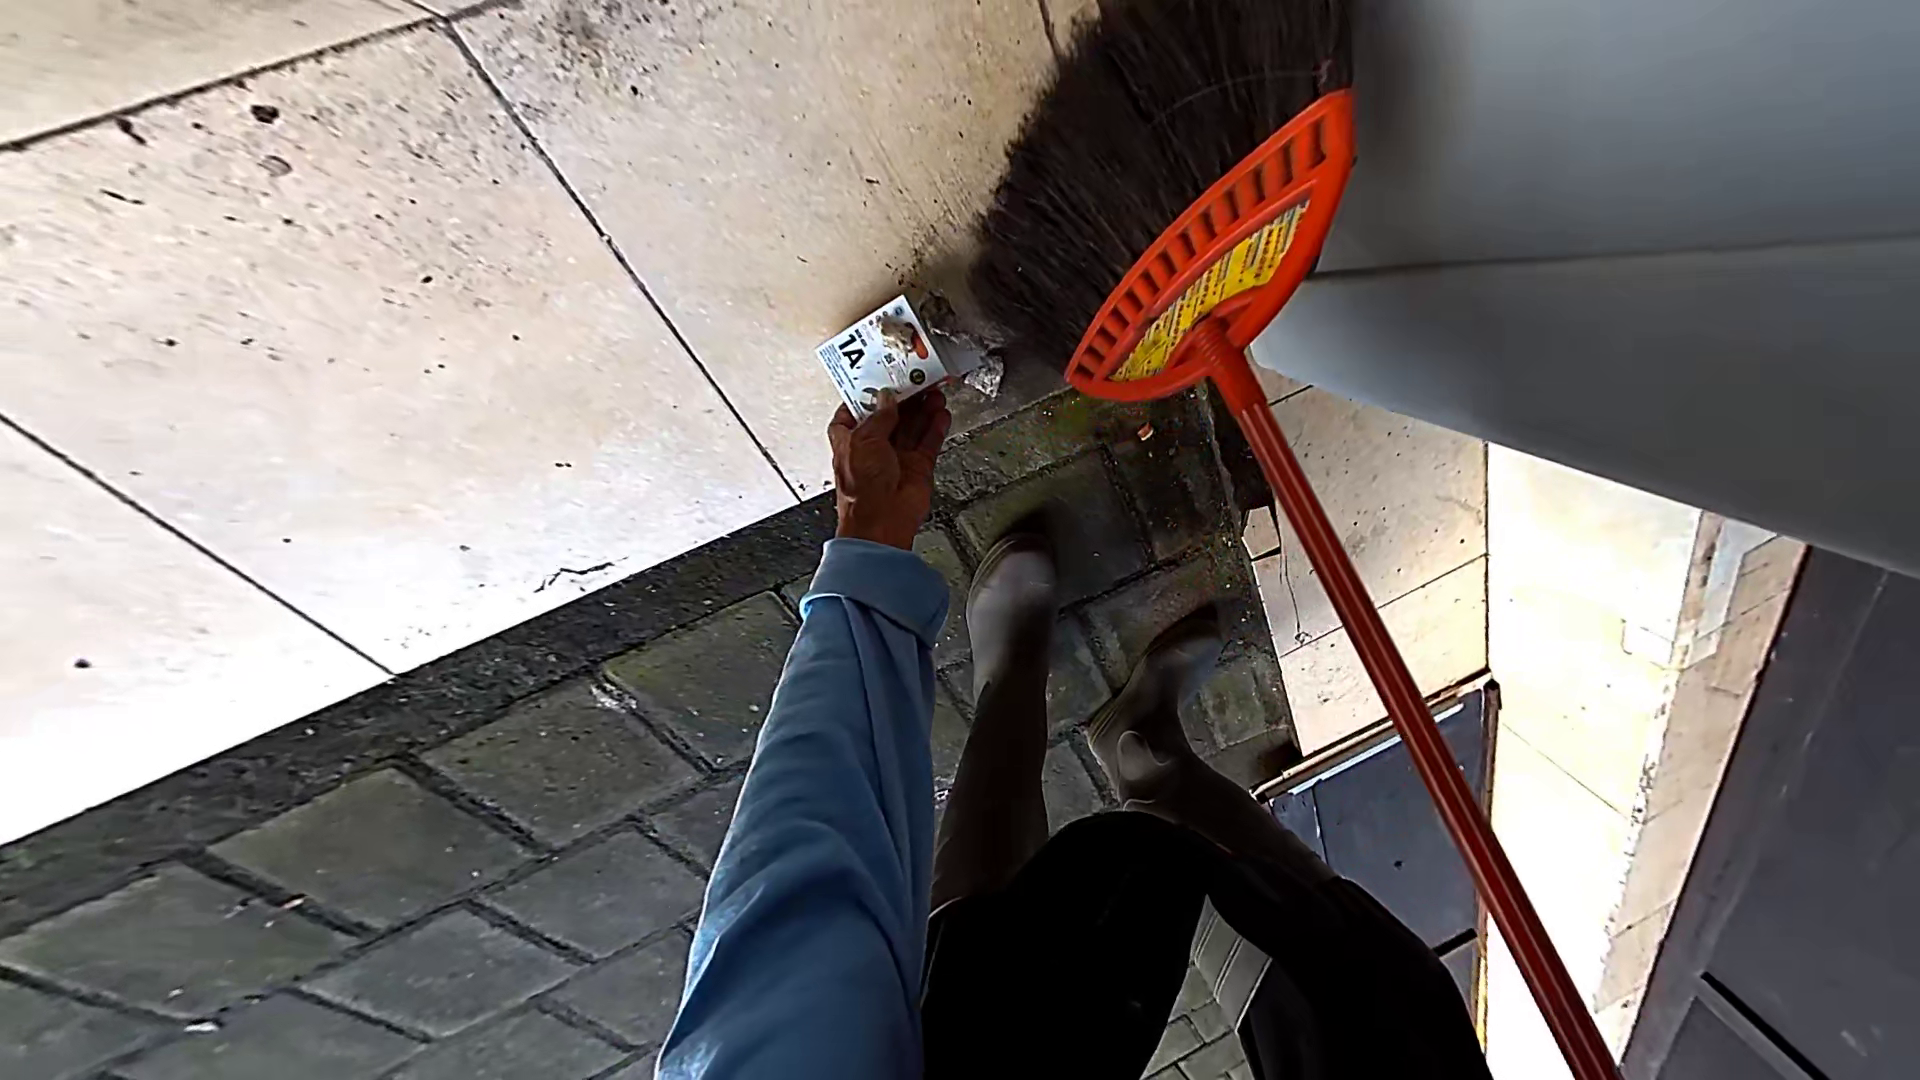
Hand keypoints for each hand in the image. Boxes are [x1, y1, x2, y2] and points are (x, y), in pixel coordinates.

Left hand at [828, 388, 951, 550]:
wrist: (882, 520)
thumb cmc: (862, 489)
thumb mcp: (864, 440)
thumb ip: (879, 417)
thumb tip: (888, 400)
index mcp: (850, 441)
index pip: (855, 411)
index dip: (867, 395)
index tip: (881, 378)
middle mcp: (873, 449)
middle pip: (890, 416)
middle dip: (903, 398)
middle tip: (916, 379)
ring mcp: (897, 458)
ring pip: (912, 427)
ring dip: (923, 409)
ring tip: (933, 390)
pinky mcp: (917, 467)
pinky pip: (929, 442)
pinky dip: (936, 427)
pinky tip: (941, 413)